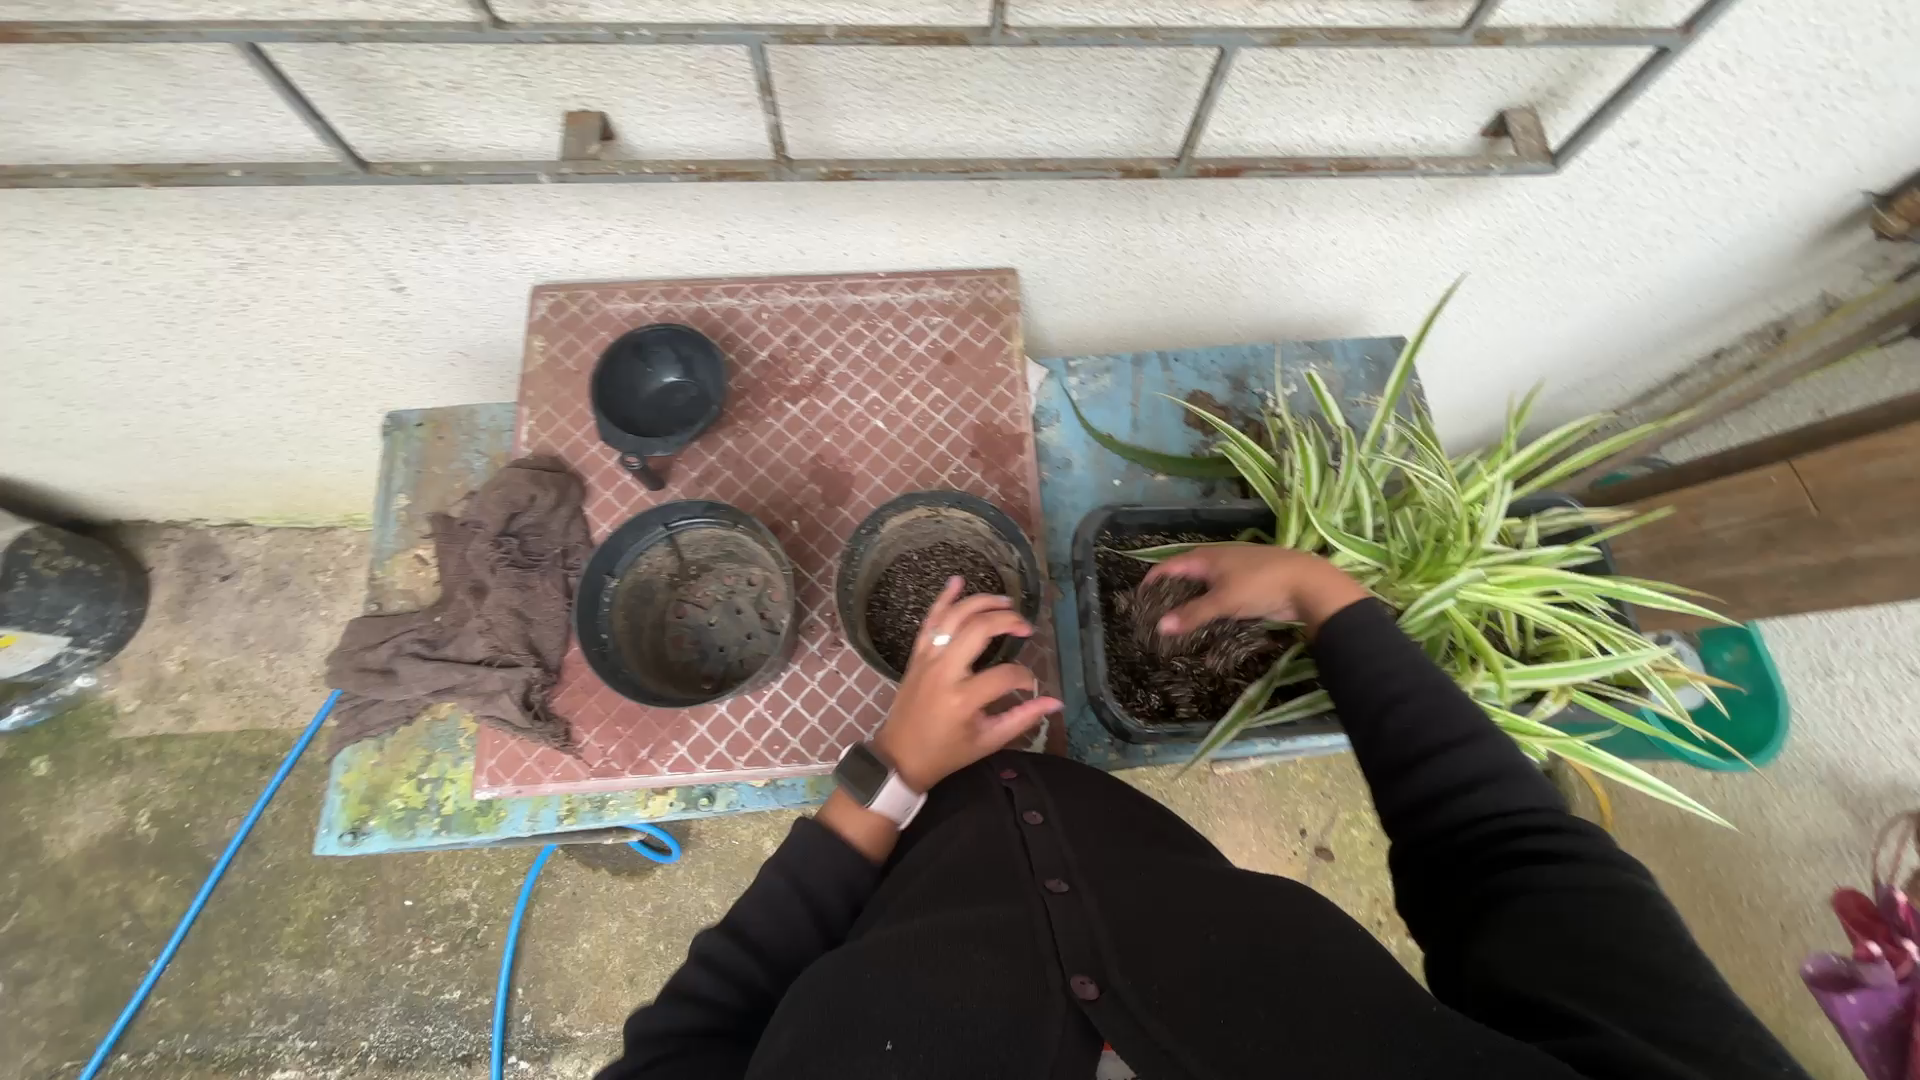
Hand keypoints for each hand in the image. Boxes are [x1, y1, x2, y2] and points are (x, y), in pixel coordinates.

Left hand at [872, 577, 1063, 791]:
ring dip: (981, 603)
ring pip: (954, 617)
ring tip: (1005, 601)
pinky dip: (943, 599)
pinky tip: (957, 581)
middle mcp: (944, 672)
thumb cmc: (947, 752)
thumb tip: (1056, 702)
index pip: (1004, 675)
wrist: (900, 756)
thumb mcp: (988, 741)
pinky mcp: (917, 655)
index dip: (1024, 677)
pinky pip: (930, 621)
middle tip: (1025, 626)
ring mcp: (927, 659)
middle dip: (1007, 621)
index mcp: (963, 699)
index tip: (1030, 684)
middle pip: (978, 630)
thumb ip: (1022, 718)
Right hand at [1144, 544, 1370, 637]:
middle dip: (1170, 593)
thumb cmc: (1260, 585)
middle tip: (1156, 615)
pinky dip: (1210, 606)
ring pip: (1204, 586)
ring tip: (1178, 622)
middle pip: (1185, 575)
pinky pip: (1221, 595)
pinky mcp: (1249, 585)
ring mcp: (1234, 571)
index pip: (1168, 566)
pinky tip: (1208, 621)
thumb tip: (1160, 627)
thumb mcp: (1223, 601)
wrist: (1308, 583)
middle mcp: (1216, 560)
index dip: (1152, 581)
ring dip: (1191, 601)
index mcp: (1205, 557)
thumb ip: (1192, 614)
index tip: (1139, 600)